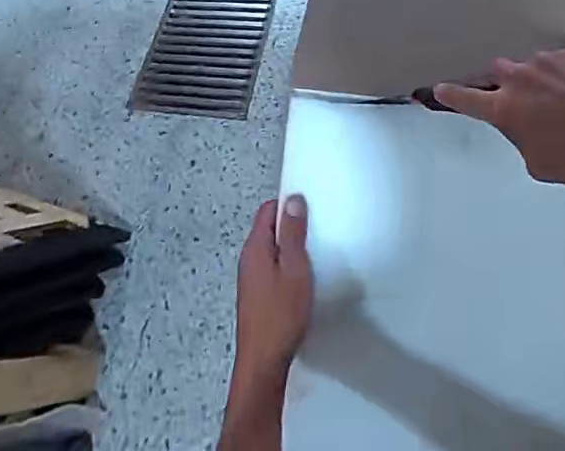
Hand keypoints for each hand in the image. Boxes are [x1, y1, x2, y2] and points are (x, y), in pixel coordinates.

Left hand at [234, 194, 312, 378]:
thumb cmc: (281, 316)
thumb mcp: (295, 268)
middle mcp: (249, 260)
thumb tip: (293, 201)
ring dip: (291, 248)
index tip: (309, 208)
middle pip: (269, 228)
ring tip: (312, 255)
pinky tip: (302, 279)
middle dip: (291, 226)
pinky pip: (273, 268)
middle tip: (315, 231)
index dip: (288, 204)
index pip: (268, 210)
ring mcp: (251, 279)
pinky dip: (287, 266)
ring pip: (272, 249)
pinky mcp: (257, 296)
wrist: (264, 364)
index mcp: (255, 247)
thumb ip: (293, 233)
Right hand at [434, 50, 564, 191]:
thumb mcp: (540, 164)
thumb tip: (522, 125)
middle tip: (519, 105)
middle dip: (501, 87)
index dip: (450, 95)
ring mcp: (546, 62)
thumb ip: (519, 138)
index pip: (466, 98)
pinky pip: (553, 64)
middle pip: (496, 74)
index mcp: (507, 109)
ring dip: (532, 82)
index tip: (437, 89)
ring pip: (527, 68)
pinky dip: (557, 77)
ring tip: (558, 105)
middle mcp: (521, 78)